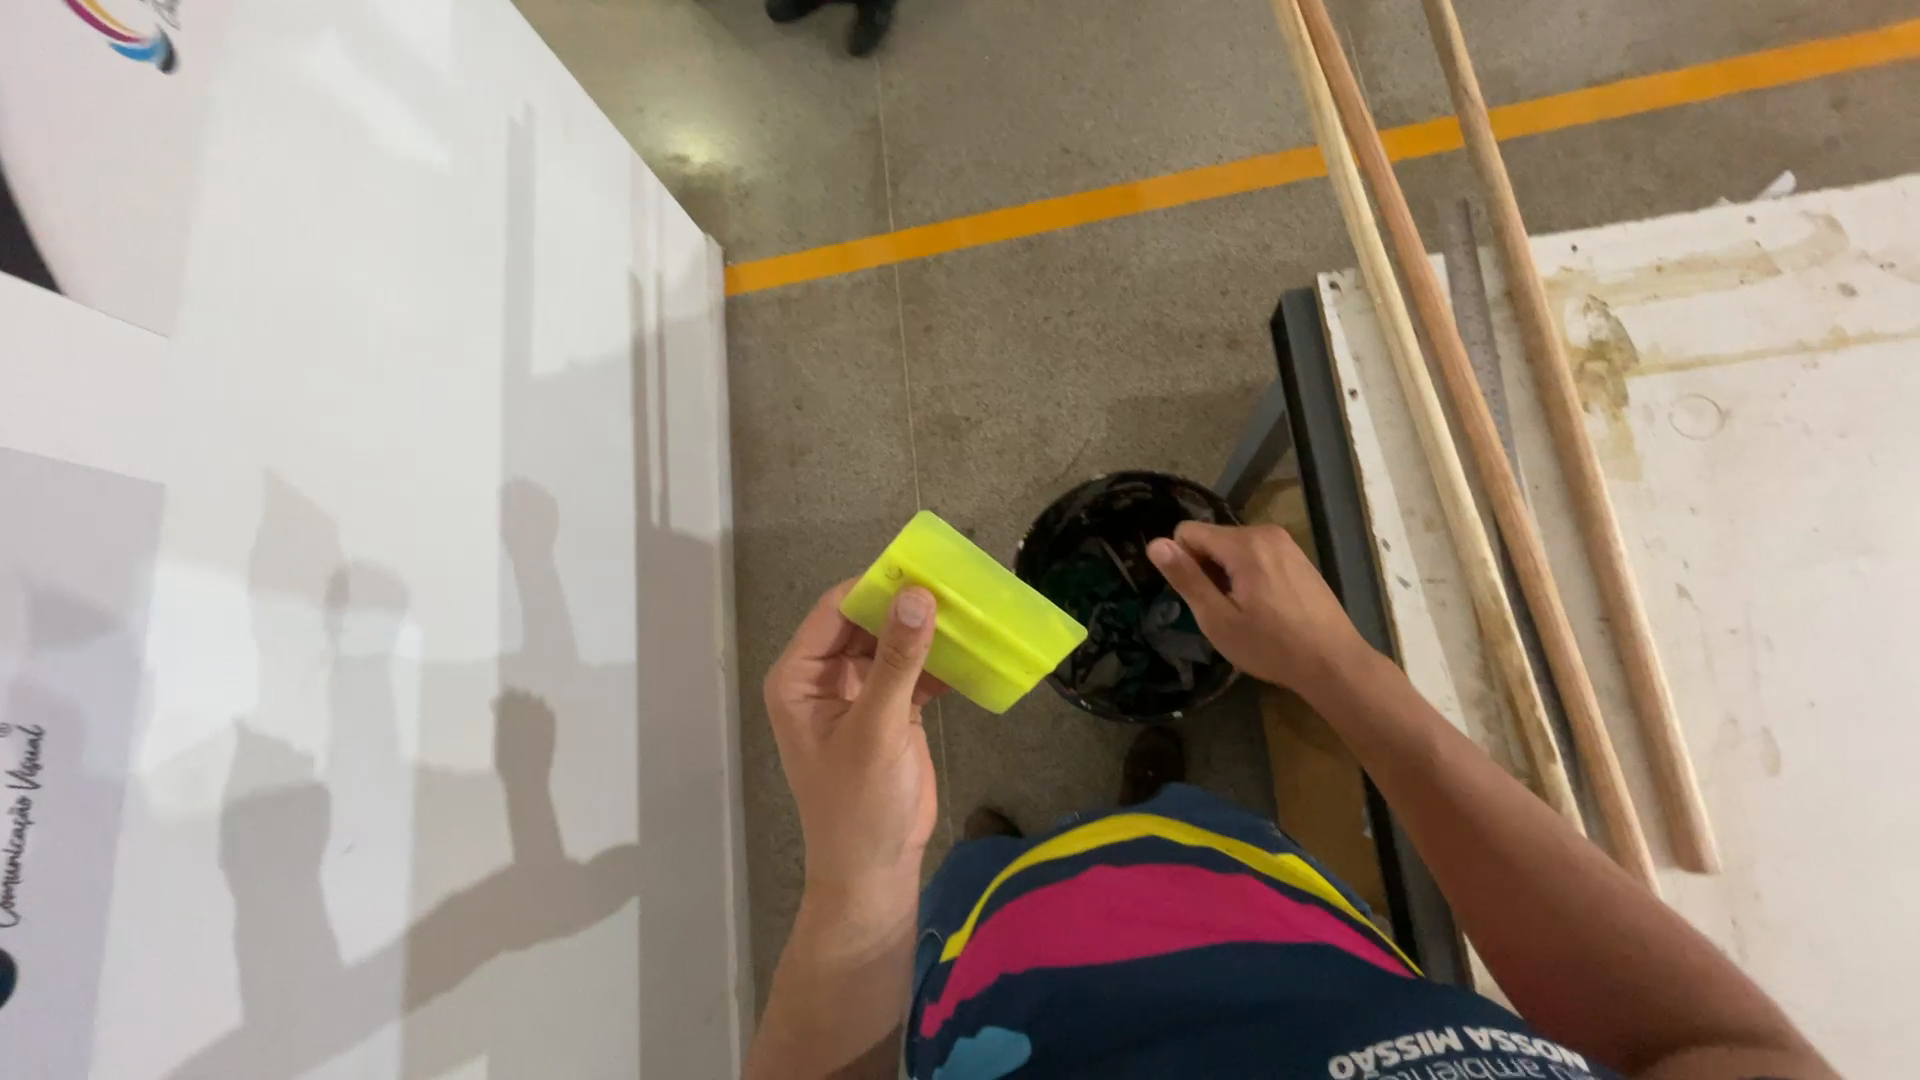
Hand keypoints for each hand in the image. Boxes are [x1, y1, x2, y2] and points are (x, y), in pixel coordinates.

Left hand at [764, 581, 946, 913]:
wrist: (876, 871)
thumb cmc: (859, 804)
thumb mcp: (876, 729)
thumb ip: (897, 661)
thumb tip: (917, 595)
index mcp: (799, 676)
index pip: (834, 610)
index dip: (875, 587)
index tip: (924, 570)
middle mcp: (825, 677)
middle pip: (866, 622)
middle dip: (906, 606)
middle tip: (956, 586)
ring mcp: (860, 693)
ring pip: (894, 644)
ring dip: (928, 632)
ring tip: (972, 610)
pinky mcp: (891, 710)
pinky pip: (914, 671)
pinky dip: (940, 663)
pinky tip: (973, 651)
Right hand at [1147, 522, 1375, 696]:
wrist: (1333, 663)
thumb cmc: (1271, 646)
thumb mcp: (1218, 619)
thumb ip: (1186, 578)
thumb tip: (1154, 544)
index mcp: (1243, 545)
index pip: (1187, 532)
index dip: (1183, 564)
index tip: (1200, 597)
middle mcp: (1265, 533)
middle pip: (1211, 538)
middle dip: (1206, 568)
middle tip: (1222, 609)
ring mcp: (1285, 544)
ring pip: (1233, 547)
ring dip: (1226, 573)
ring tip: (1243, 610)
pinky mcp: (1298, 557)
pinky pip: (1256, 554)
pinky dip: (1248, 574)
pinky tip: (1263, 606)